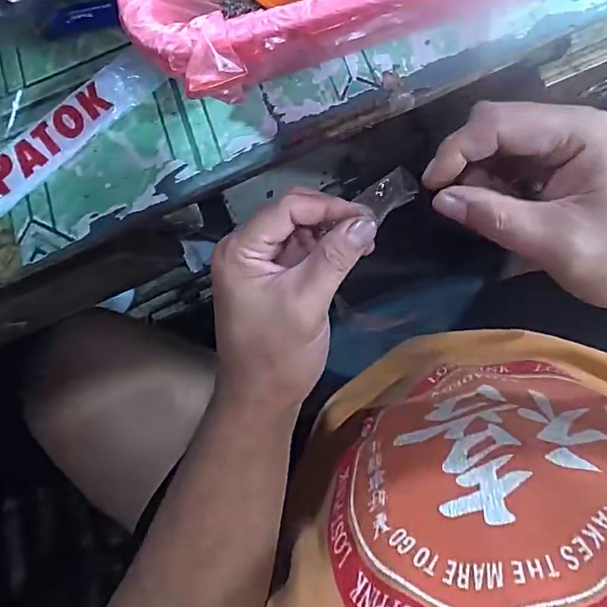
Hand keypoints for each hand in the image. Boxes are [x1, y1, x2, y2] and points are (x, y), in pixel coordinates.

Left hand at [210, 188, 375, 412]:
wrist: (261, 400)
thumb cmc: (277, 356)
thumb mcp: (308, 302)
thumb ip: (335, 258)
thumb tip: (367, 222)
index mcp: (240, 250)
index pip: (286, 208)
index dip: (327, 206)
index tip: (365, 217)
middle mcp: (244, 248)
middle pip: (291, 211)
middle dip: (329, 214)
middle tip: (366, 226)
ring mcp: (258, 261)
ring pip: (299, 226)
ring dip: (331, 229)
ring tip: (363, 240)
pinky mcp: (273, 274)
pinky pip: (301, 246)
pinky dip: (326, 245)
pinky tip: (350, 252)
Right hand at [422, 102, 606, 310]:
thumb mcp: (559, 244)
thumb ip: (497, 217)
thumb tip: (440, 199)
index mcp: (580, 130)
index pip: (499, 121)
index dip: (458, 149)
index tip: (432, 187)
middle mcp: (572, 125)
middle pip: (497, 122)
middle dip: (466, 158)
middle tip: (451, 200)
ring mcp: (568, 142)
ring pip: (501, 140)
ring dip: (479, 171)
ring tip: (477, 210)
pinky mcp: (563, 162)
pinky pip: (514, 159)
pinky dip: (495, 181)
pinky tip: (495, 207)